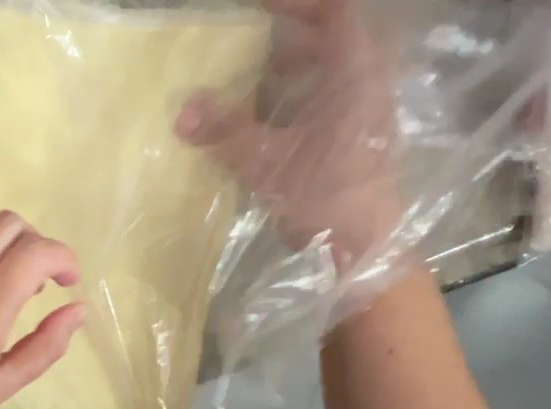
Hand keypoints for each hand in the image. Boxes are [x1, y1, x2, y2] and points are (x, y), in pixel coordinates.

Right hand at [175, 0, 404, 268]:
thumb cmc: (323, 194)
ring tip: (247, 80)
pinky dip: (294, 99)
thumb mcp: (266, 162)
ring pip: (327, 73)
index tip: (258, 5)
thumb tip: (183, 109)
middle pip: (332, 40)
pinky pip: (325, 100)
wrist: (360, 242)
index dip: (298, 3)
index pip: (334, 14)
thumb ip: (226, 131)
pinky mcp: (356, 138)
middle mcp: (367, 82)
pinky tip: (263, 120)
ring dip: (289, 72)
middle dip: (288, 38)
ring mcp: (365, 111)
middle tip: (246, 43)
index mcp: (355, 73)